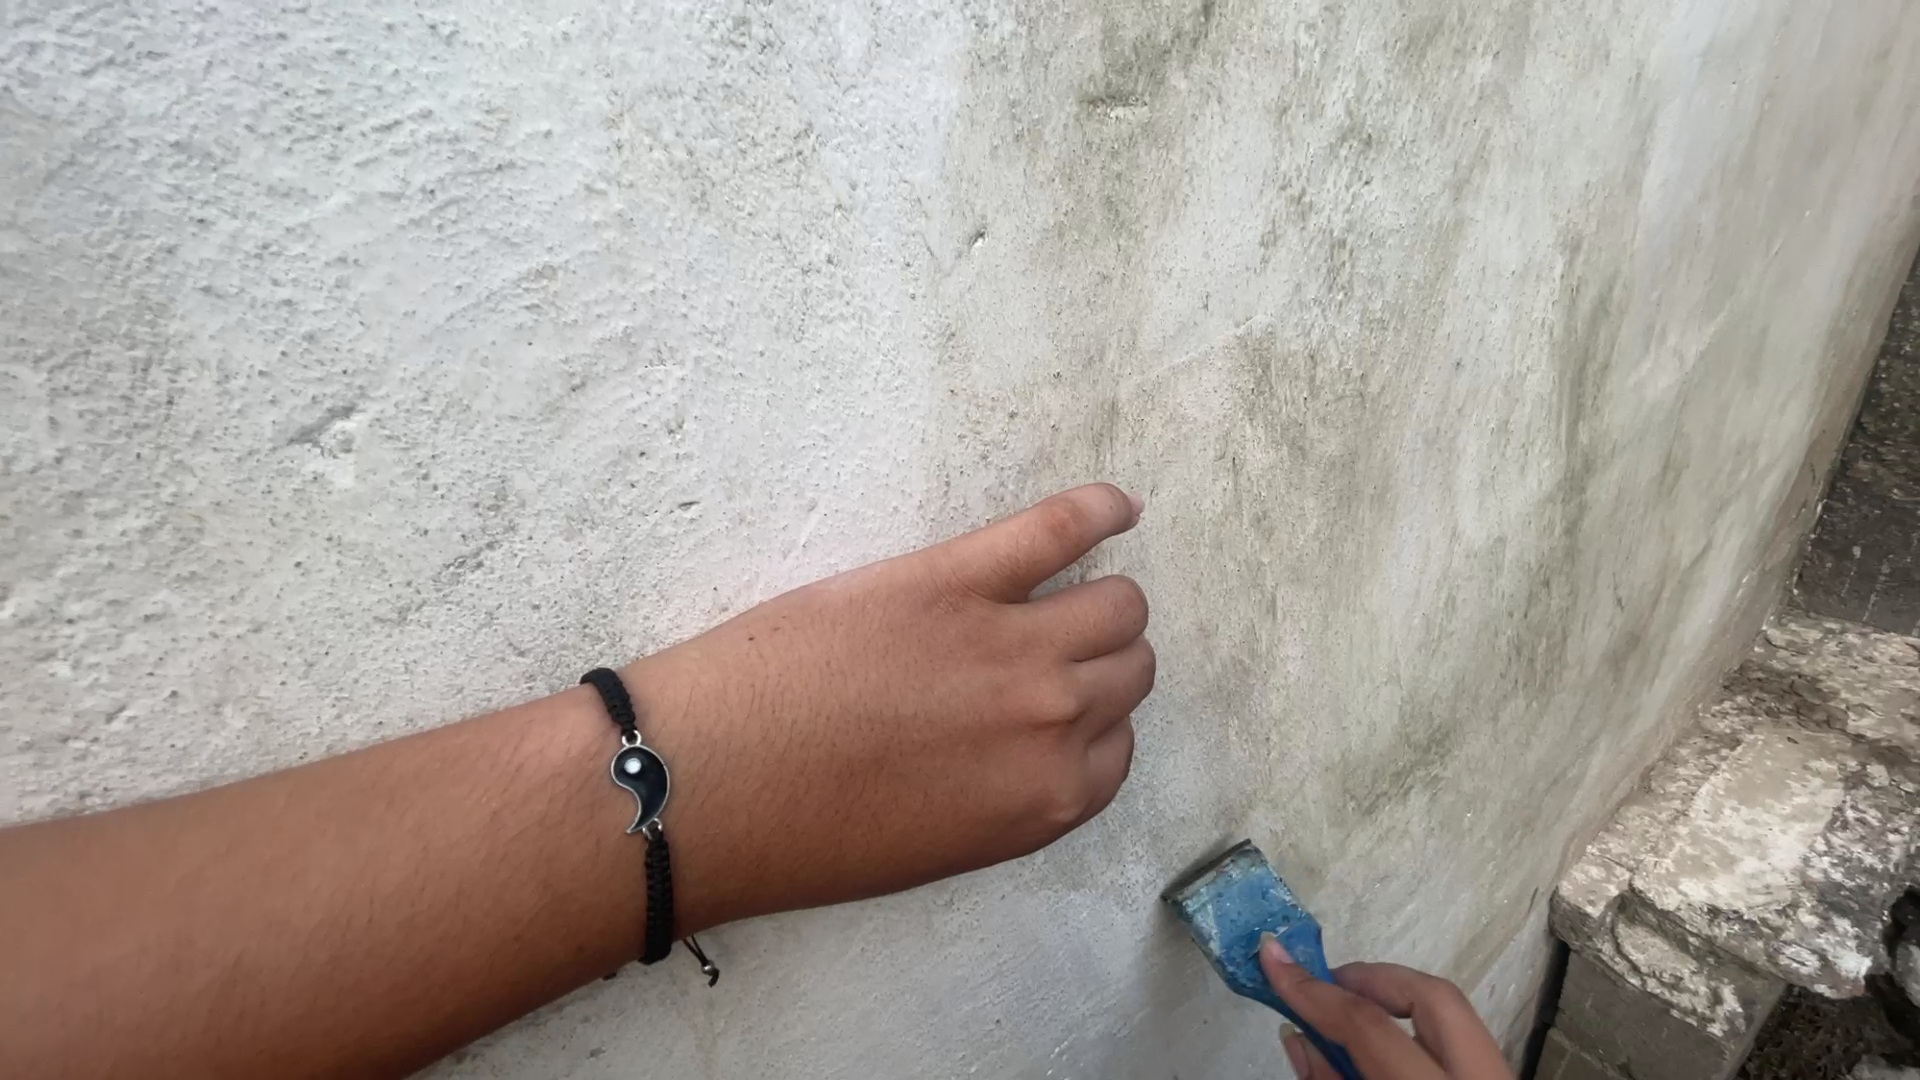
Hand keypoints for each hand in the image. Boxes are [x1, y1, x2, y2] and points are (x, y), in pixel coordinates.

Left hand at [631, 483, 1153, 931]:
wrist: (709, 782)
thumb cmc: (812, 828)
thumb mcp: (943, 841)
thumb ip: (1014, 791)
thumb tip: (1040, 741)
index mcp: (1050, 797)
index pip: (1120, 740)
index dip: (1091, 721)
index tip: (1060, 707)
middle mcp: (1054, 720)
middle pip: (1129, 666)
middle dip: (1100, 662)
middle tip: (1047, 653)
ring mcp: (1011, 642)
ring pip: (1117, 602)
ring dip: (1101, 601)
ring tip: (1061, 592)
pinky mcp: (956, 577)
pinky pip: (1059, 530)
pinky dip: (1097, 510)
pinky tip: (1114, 505)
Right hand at [1259, 938, 1512, 1079]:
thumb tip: (1300, 1035)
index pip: (1369, 1025)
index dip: (1313, 990)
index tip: (1271, 959)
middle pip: (1435, 996)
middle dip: (1372, 977)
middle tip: (1325, 986)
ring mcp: (1505, 1079)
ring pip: (1453, 1013)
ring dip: (1395, 1002)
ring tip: (1351, 1017)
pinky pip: (1462, 1043)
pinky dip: (1420, 1032)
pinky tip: (1391, 1051)